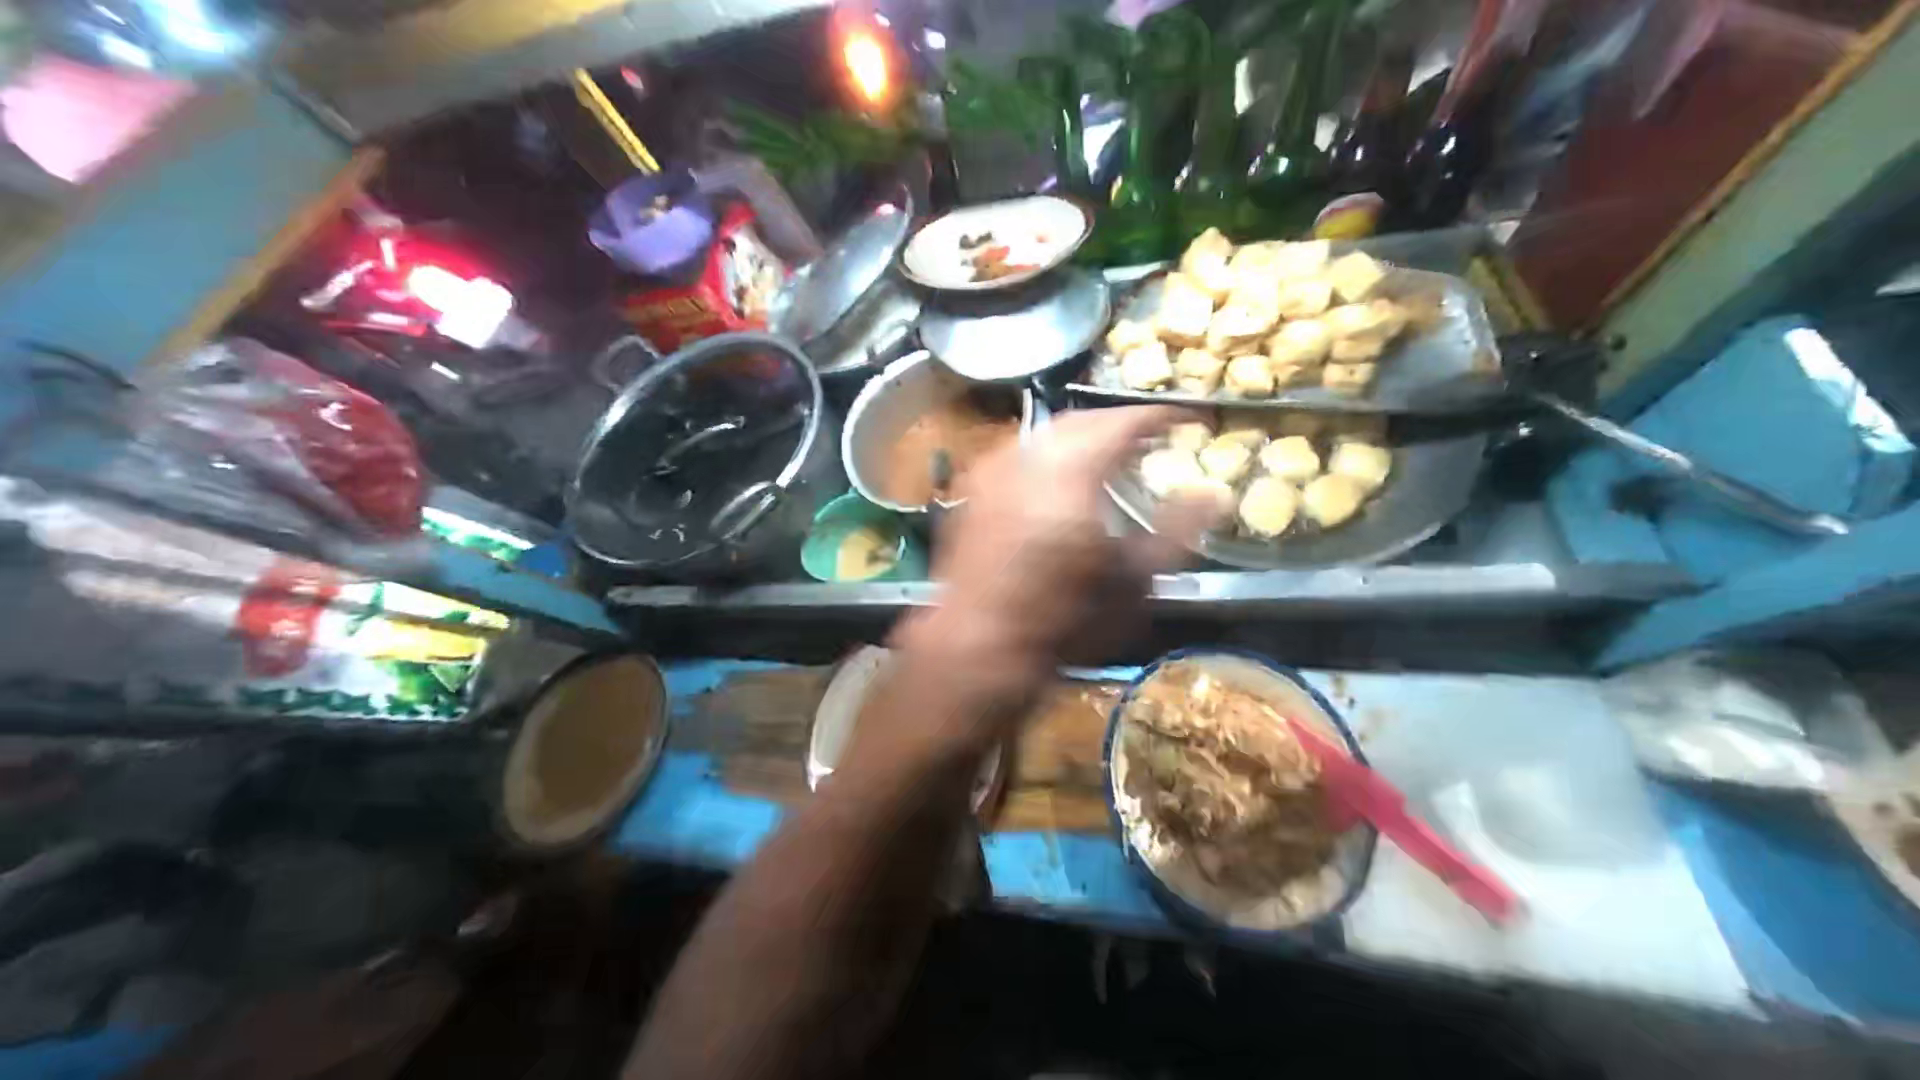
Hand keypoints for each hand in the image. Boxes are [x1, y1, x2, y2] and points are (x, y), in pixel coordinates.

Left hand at [891, 406, 1217, 735]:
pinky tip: (1057, 473)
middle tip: (1147, 436)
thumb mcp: (1132, 583)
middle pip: (1081, 419)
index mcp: (1071, 473)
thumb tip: (1214, 495)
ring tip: (1108, 451)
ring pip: (1045, 432)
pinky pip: (1017, 452)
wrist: (979, 644)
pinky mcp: (972, 490)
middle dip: (1117, 421)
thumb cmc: (1062, 621)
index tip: (1185, 419)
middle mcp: (1028, 460)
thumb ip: (1175, 531)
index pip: (1121, 422)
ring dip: (1081, 434)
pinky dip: (1047, 451)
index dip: (1158, 415)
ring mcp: (993, 472)